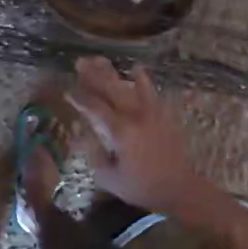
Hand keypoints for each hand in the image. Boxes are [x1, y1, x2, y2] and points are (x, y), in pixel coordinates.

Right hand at [66, 57, 204, 212]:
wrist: (180, 188)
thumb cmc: (142, 187)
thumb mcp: (109, 177)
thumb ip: (94, 154)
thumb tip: (83, 136)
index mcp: (120, 131)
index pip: (94, 108)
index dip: (79, 98)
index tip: (67, 91)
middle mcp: (135, 115)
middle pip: (111, 88)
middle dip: (94, 75)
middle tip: (81, 62)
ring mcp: (151, 112)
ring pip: (130, 85)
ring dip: (114, 72)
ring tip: (101, 60)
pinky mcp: (163, 114)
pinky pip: (150, 91)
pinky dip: (141, 80)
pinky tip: (136, 69)